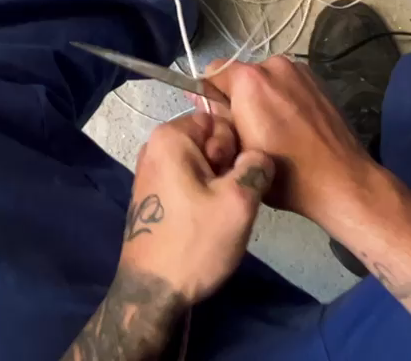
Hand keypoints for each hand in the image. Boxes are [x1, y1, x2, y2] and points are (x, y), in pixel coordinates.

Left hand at [118, 110, 273, 304]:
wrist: (153, 290)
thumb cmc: (195, 241)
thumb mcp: (239, 202)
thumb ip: (256, 167)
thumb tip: (260, 156)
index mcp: (169, 136)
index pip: (218, 121)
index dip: (234, 149)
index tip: (230, 180)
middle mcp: (154, 145)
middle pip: (208, 142)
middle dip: (225, 167)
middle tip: (226, 202)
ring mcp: (150, 170)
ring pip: (200, 164)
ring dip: (216, 185)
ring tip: (217, 215)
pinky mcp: (151, 193)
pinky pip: (186, 180)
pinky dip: (200, 195)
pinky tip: (204, 222)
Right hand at [204, 57, 380, 225]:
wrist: (343, 181)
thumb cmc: (286, 175)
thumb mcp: (238, 152)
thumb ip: (217, 118)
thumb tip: (200, 96)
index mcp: (249, 81)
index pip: (213, 72)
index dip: (210, 95)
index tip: (221, 120)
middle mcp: (273, 65)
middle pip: (241, 75)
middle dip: (239, 97)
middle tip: (249, 131)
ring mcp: (298, 69)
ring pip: (265, 78)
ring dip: (262, 96)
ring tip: (276, 130)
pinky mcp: (317, 79)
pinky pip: (286, 82)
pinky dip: (283, 96)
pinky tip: (294, 125)